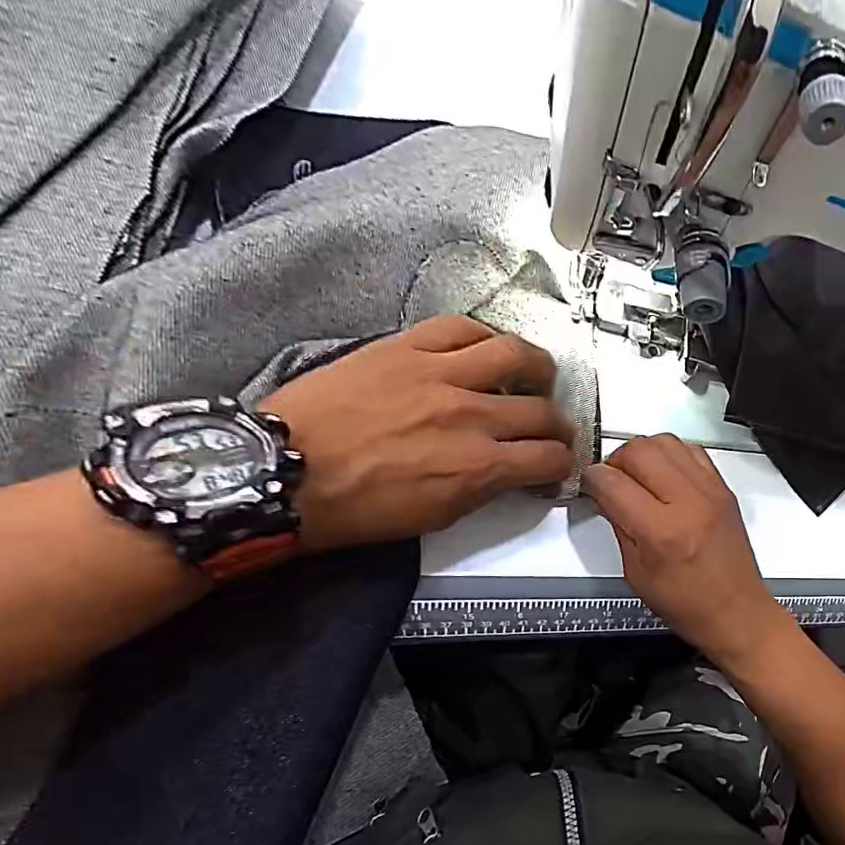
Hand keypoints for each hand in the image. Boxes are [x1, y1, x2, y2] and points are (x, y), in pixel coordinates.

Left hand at [263, 316, 575, 551]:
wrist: (284, 473)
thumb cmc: (351, 507)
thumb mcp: (432, 517)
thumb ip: (480, 489)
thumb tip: (504, 472)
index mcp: (477, 466)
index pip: (547, 457)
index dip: (560, 464)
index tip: (552, 466)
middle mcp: (469, 415)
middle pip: (542, 410)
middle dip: (559, 425)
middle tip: (553, 428)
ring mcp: (439, 374)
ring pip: (515, 353)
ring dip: (538, 366)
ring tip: (536, 374)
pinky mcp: (406, 347)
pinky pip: (461, 327)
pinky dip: (483, 336)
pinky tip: (484, 347)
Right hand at [582, 434, 798, 666]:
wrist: (737, 612)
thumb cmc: (689, 603)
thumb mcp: (636, 572)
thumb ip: (617, 524)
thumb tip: (602, 492)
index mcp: (662, 532)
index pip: (613, 482)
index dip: (593, 478)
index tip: (589, 482)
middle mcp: (689, 503)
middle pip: (639, 450)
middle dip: (616, 460)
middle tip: (612, 479)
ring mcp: (710, 491)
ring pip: (665, 441)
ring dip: (643, 452)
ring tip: (637, 474)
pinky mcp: (723, 488)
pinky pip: (691, 449)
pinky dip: (670, 454)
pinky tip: (663, 473)